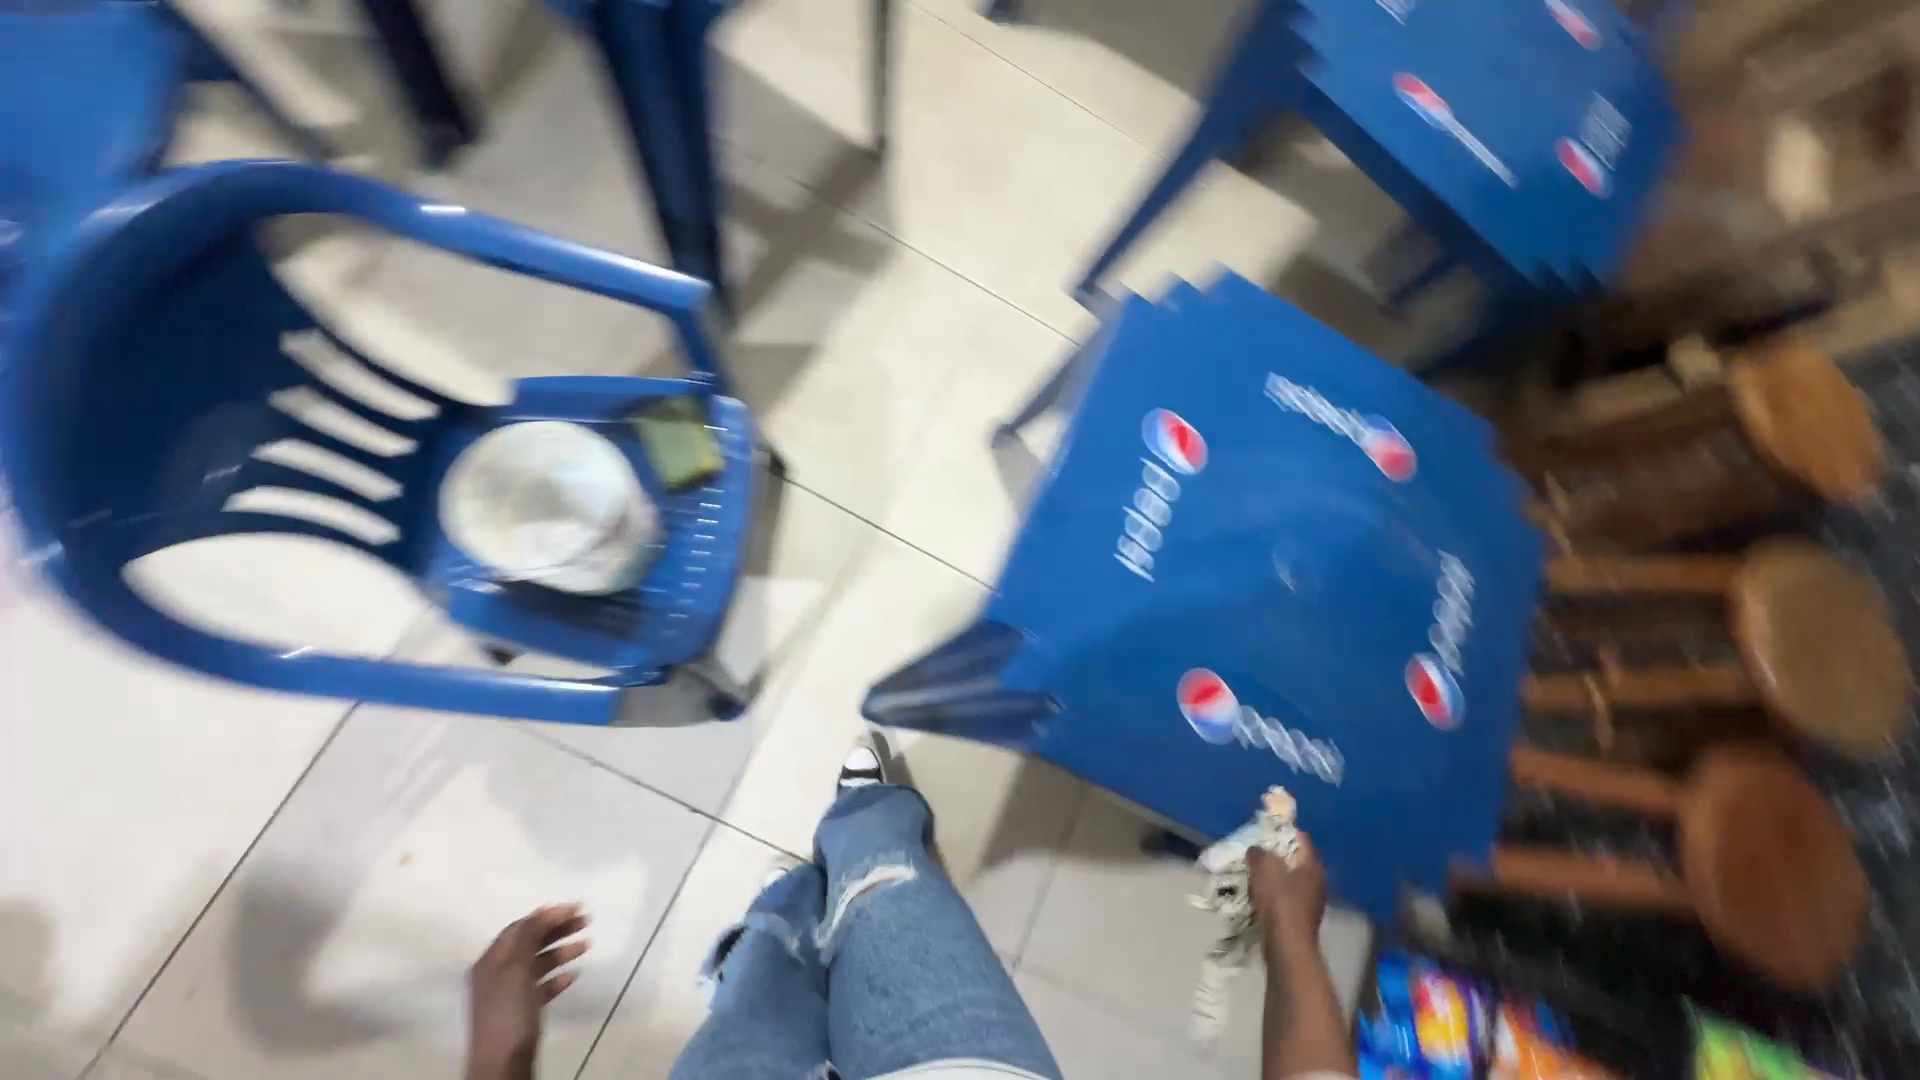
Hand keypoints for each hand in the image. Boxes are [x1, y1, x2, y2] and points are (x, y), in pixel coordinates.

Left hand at [466, 904, 590, 1079]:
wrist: (502, 1066)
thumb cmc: (509, 1013)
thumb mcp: (517, 968)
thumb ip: (529, 937)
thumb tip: (543, 912)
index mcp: (491, 961)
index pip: (520, 927)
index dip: (547, 915)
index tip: (576, 908)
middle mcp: (497, 974)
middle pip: (530, 943)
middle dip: (558, 930)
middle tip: (586, 921)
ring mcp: (509, 994)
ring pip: (538, 963)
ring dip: (562, 951)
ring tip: (586, 945)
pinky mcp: (521, 1012)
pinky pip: (541, 986)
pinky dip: (558, 977)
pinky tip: (573, 976)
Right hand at [1247, 834, 1325, 943]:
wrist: (1287, 944)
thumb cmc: (1279, 900)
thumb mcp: (1263, 866)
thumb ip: (1259, 852)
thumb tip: (1256, 850)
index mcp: (1313, 866)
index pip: (1301, 839)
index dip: (1283, 831)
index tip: (1264, 830)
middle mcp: (1317, 881)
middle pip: (1295, 859)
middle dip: (1276, 854)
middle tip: (1256, 851)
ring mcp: (1311, 902)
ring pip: (1290, 879)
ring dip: (1274, 875)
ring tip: (1253, 872)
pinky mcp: (1301, 918)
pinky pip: (1286, 897)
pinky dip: (1274, 893)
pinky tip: (1259, 894)